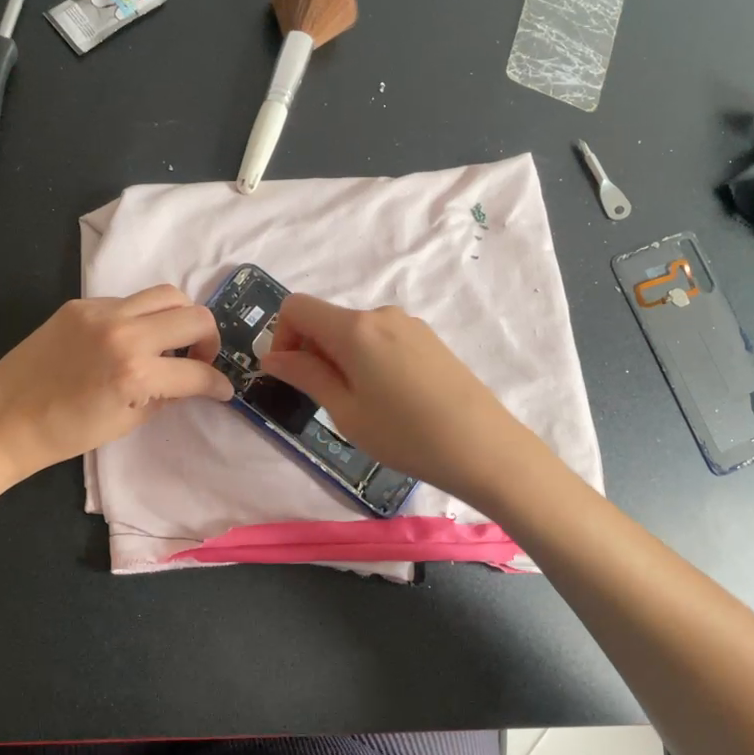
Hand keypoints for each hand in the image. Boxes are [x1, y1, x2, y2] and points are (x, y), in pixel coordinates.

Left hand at [0, 285, 233, 478]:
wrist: (3, 419)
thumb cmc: (64, 434)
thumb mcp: (125, 422)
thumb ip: (162, 396)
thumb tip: (186, 383)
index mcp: (136, 372)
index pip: (197, 372)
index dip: (217, 384)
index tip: (222, 389)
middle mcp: (124, 332)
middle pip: (193, 315)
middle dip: (209, 340)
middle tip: (199, 360)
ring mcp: (100, 312)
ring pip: (164, 295)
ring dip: (178, 318)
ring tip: (168, 343)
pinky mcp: (79, 304)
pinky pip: (126, 300)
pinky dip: (139, 317)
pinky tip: (126, 341)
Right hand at [258, 294, 522, 490]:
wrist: (482, 447)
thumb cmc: (404, 434)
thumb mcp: (345, 410)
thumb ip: (306, 375)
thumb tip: (271, 357)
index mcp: (353, 328)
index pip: (297, 307)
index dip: (281, 337)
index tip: (291, 376)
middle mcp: (380, 315)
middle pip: (326, 319)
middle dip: (311, 352)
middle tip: (324, 401)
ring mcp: (409, 325)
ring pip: (354, 333)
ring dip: (340, 360)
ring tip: (360, 406)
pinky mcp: (429, 340)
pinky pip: (381, 341)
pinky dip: (367, 361)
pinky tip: (388, 401)